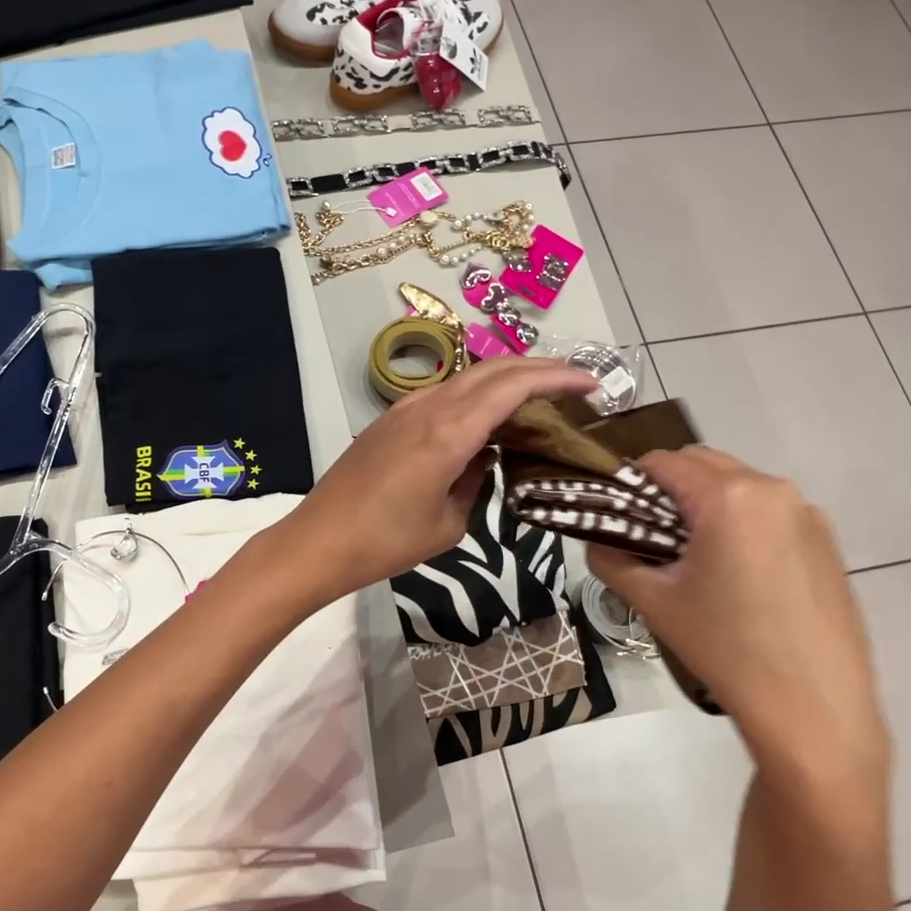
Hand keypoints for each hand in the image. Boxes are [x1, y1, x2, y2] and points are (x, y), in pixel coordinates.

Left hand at [273, 357, 599, 602]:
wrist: (320, 541)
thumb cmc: (387, 542)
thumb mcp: (449, 523)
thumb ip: (477, 482)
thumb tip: (486, 457)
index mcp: (449, 431)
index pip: (513, 386)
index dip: (556, 379)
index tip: (591, 383)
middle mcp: (428, 407)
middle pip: (491, 370)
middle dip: (538, 369)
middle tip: (574, 383)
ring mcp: (403, 409)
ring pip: (465, 378)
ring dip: (504, 379)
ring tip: (538, 397)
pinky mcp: (388, 421)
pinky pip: (442, 395)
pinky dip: (474, 396)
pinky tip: (486, 418)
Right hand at [587, 449, 887, 778]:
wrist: (814, 707)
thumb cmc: (725, 648)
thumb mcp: (654, 601)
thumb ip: (611, 559)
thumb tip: (594, 540)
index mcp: (728, 497)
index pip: (663, 461)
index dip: (629, 481)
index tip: (614, 514)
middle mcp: (773, 490)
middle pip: (703, 464)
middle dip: (668, 488)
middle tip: (647, 535)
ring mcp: (807, 514)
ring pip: (737, 486)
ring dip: (705, 504)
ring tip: (691, 558)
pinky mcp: (827, 541)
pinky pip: (768, 512)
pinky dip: (740, 523)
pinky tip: (734, 576)